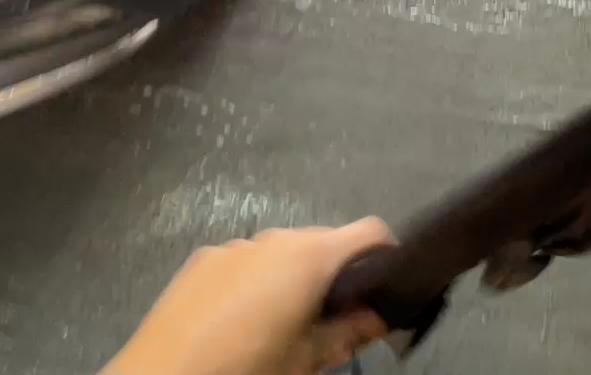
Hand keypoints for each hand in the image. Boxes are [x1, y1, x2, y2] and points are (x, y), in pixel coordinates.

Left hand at [102, 219, 394, 374]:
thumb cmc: (245, 372)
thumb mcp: (306, 362)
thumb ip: (350, 332)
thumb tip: (384, 315)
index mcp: (311, 255)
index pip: (371, 230)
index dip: (387, 251)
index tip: (388, 281)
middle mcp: (278, 236)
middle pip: (325, 240)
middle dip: (335, 272)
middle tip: (329, 317)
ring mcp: (236, 245)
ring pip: (283, 250)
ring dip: (292, 275)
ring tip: (276, 322)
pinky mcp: (202, 260)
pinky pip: (245, 260)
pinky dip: (253, 280)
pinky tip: (233, 321)